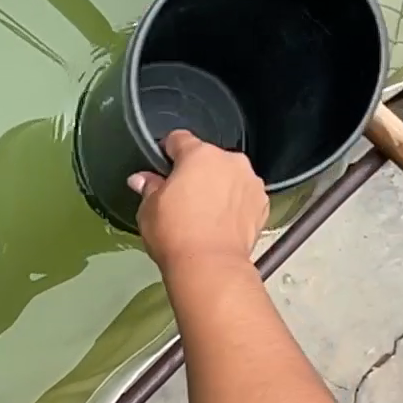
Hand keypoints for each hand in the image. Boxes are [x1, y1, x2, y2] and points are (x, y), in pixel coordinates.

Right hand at [127, 130, 267, 271]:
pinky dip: (232, 205)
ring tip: (202, 215)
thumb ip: (148, 188)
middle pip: (207, 159)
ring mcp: (250, 181)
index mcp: (198, 155)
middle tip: (180, 198)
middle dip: (195, 173)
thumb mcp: (148, 210)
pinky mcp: (261, 203)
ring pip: (228, 176)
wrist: (209, 264)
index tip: (161, 163)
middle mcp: (229, 160)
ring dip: (216, 187)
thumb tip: (141, 179)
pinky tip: (218, 224)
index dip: (166, 150)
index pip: (179, 139)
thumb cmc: (174, 234)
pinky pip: (243, 197)